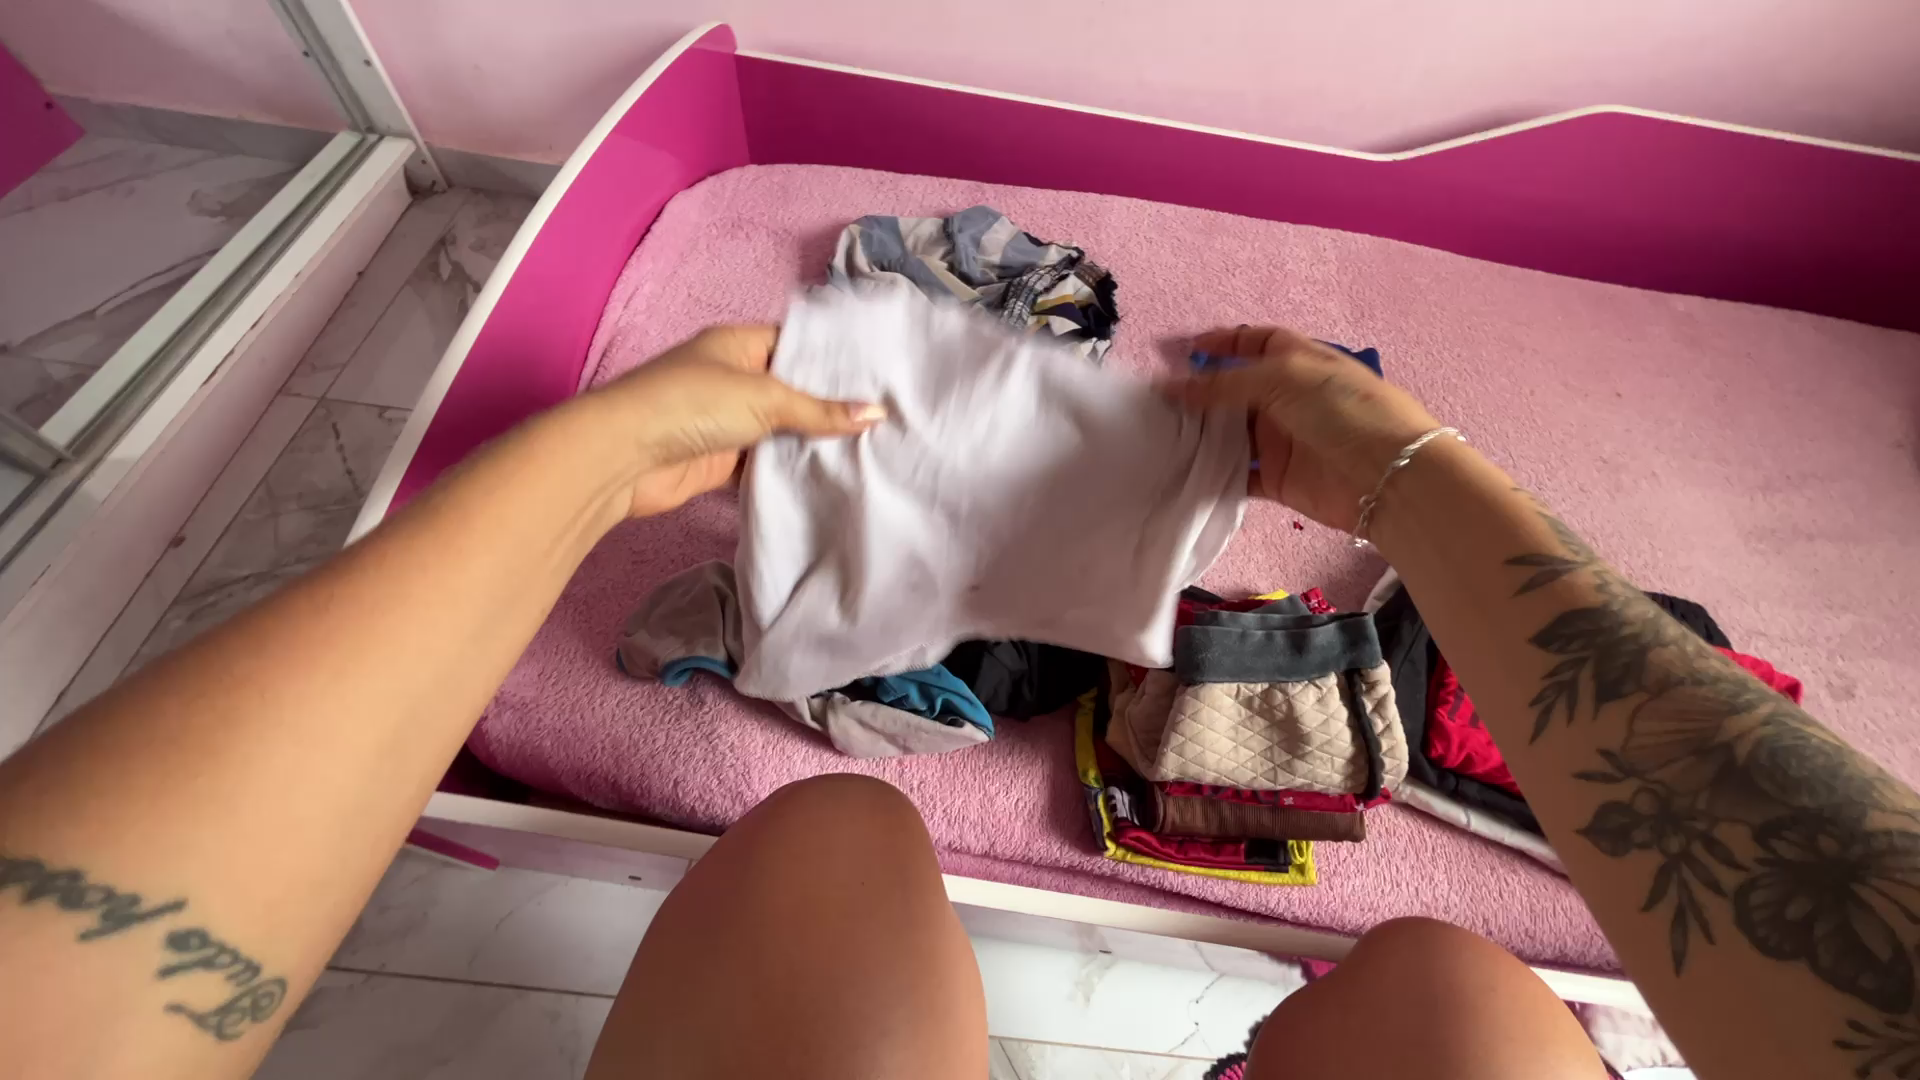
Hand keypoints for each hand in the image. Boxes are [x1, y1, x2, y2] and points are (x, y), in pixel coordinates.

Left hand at [574, 325, 883, 517]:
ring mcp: (728, 421)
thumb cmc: (693, 404)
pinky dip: (792, 470)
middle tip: (885, 417)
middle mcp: (735, 379)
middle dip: (831, 407)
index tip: (877, 374)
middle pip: (793, 391)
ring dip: (813, 443)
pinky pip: (767, 463)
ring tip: (871, 449)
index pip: (796, 344)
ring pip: (782, 431)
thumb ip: (821, 410)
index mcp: (739, 345)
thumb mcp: (765, 398)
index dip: (833, 359)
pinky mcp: (724, 460)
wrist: (627, 457)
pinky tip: (832, 475)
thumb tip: (876, 413)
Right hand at [1161, 326, 1442, 531]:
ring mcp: (1281, 440)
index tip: (1181, 350)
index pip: (1256, 342)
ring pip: (1230, 434)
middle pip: (1235, 391)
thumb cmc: (1342, 412)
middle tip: (1158, 401)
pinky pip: (1236, 474)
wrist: (1387, 477)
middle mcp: (1288, 399)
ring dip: (1201, 435)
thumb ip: (1224, 383)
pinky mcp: (1276, 478)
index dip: (1222, 342)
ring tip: (1162, 435)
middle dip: (1199, 394)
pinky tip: (1185, 470)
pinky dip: (1212, 473)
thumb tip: (1169, 387)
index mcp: (1299, 363)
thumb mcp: (1283, 379)